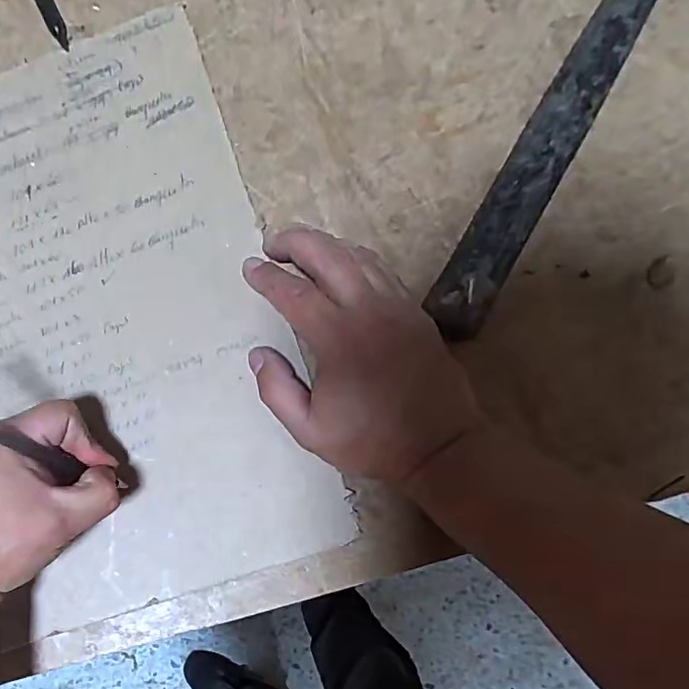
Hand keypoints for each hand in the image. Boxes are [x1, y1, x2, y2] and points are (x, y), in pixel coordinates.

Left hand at [0, 400, 121, 605]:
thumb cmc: (6, 545)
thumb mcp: (64, 518)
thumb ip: (101, 491)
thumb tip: (110, 477)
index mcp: (4, 436)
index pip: (64, 416)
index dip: (91, 444)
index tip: (100, 479)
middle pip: (55, 432)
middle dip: (80, 462)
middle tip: (89, 496)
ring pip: (44, 452)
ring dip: (65, 476)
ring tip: (69, 508)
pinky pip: (29, 468)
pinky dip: (48, 485)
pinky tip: (49, 513)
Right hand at [243, 225, 487, 485]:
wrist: (438, 446)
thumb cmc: (369, 441)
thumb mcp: (308, 430)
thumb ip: (276, 390)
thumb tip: (258, 354)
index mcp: (338, 338)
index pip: (294, 293)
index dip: (268, 277)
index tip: (250, 268)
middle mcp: (368, 311)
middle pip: (329, 255)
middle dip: (295, 242)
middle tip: (272, 245)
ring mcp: (397, 308)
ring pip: (359, 257)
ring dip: (326, 246)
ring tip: (303, 252)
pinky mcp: (416, 313)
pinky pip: (381, 272)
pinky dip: (355, 260)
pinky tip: (344, 270)